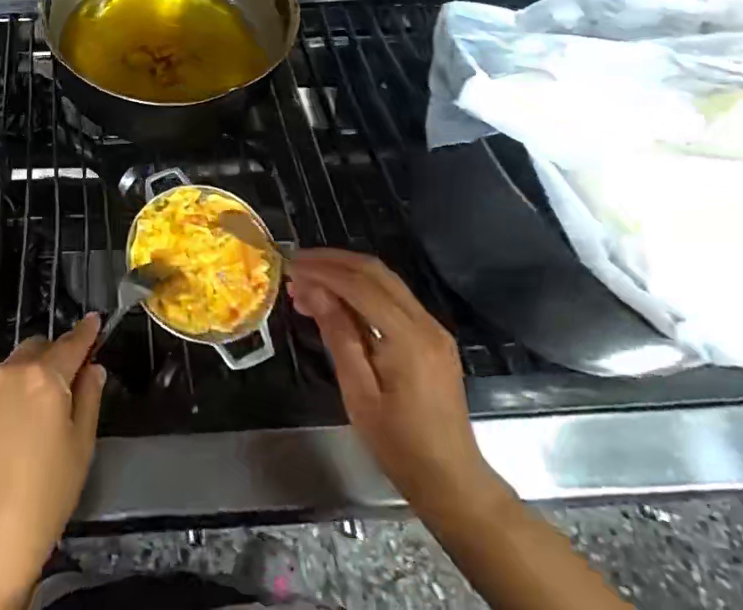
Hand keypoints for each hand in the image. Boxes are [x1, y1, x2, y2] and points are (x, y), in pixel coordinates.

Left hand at [0, 314, 106, 609]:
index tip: (95, 321)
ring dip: (29, 377)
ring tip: (37, 415)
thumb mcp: (82, 444)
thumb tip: (92, 369)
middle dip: (55, 356)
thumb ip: (89, 396)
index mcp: (44, 376)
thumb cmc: (46, 493)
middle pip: (38, 348)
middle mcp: (9, 373)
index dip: (87, 331)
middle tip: (70, 383)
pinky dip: (7, 397)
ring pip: (12, 368)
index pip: (72, 343)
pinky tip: (11, 432)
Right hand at [292, 251, 631, 608]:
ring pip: (386, 282)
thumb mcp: (359, 393)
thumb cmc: (399, 445)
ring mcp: (433, 328)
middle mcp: (426, 322)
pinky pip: (394, 300)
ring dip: (346, 275)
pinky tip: (337, 302)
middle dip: (334, 263)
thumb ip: (338, 335)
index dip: (323, 270)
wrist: (451, 478)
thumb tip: (314, 291)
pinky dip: (362, 292)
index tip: (291, 266)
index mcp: (409, 337)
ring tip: (308, 282)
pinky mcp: (432, 338)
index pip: (360, 285)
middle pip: (376, 272)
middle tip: (297, 265)